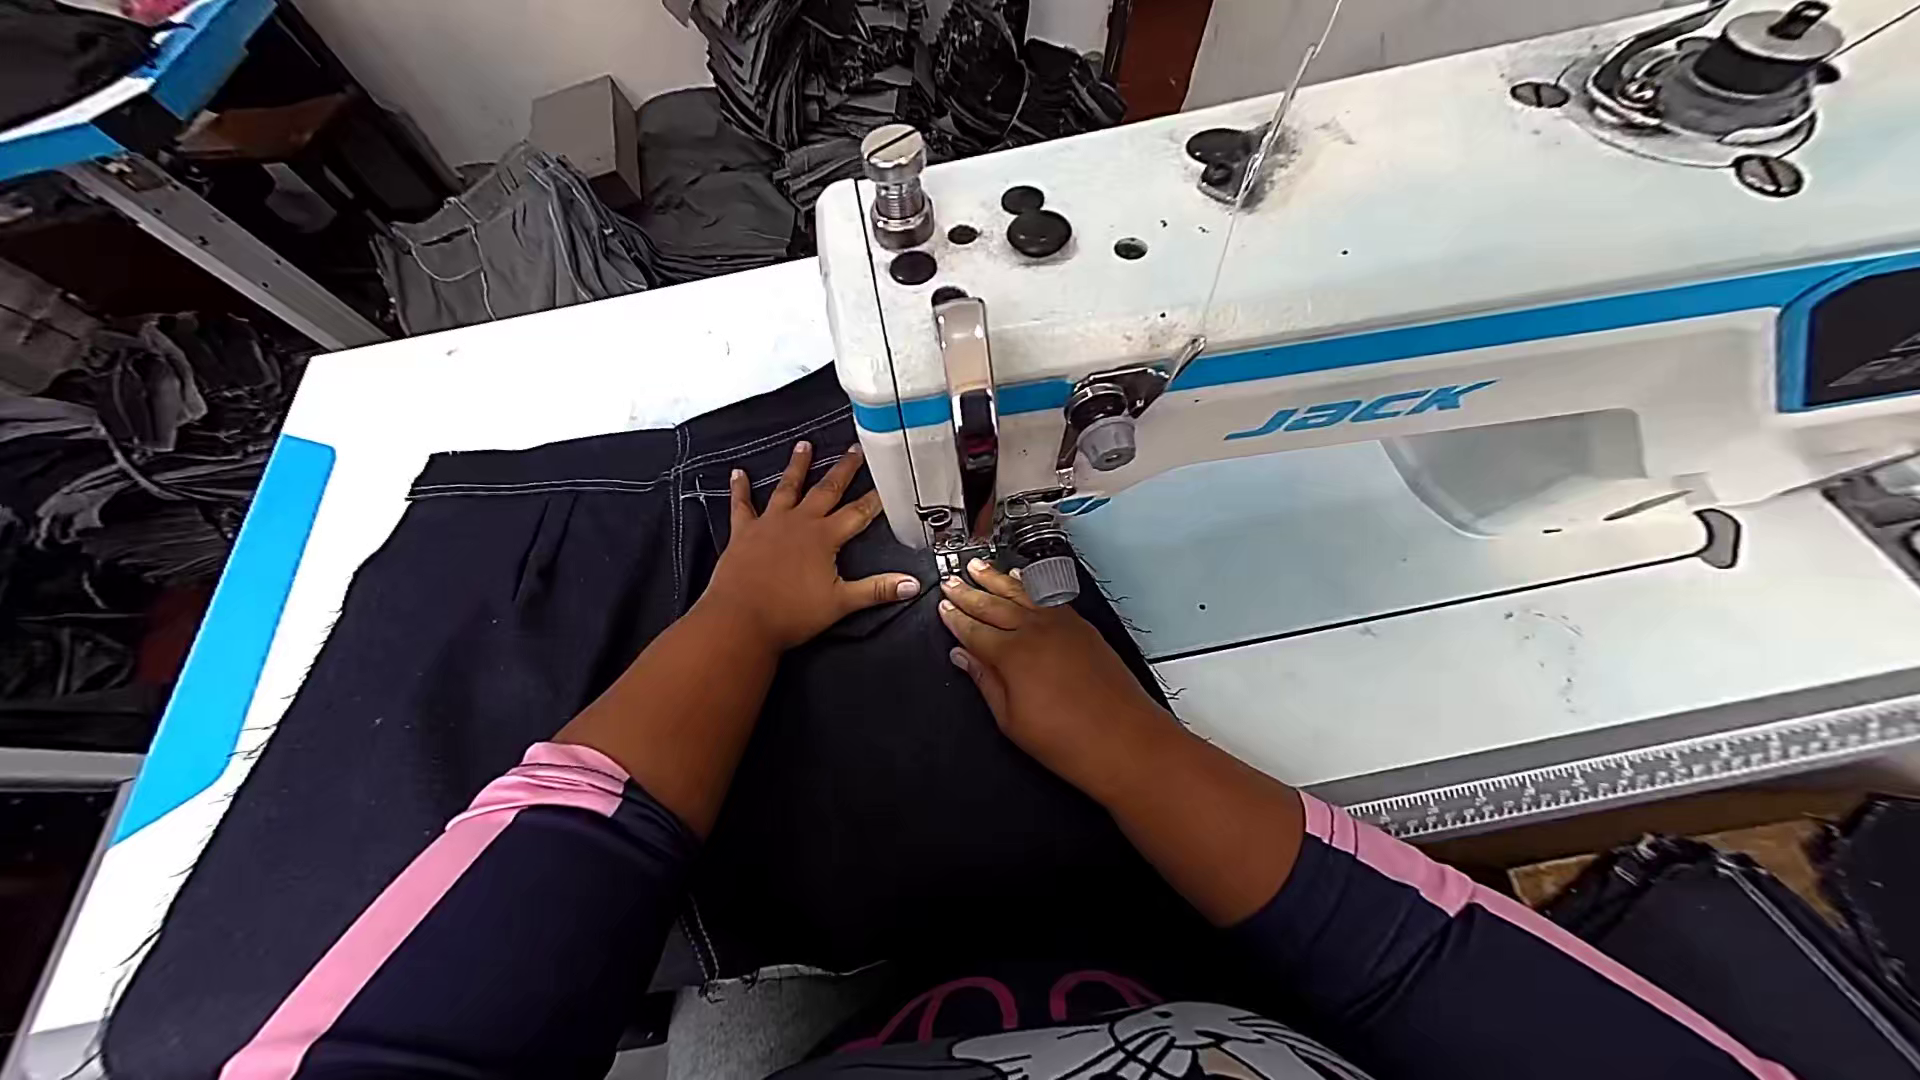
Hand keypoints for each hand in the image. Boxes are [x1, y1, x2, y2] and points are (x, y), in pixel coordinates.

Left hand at [697, 440, 921, 650]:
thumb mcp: (841, 603)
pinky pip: (742, 504)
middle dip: (843, 469)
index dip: (875, 498)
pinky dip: (740, 488)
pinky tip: (738, 473)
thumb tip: (911, 584)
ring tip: (805, 446)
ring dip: (798, 466)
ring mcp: (769, 524)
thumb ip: (877, 590)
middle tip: (854, 450)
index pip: (858, 512)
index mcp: (824, 537)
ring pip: (787, 487)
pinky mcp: (743, 532)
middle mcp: (798, 522)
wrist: (740, 620)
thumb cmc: (790, 613)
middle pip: (827, 489)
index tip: (888, 483)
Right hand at [939, 559, 1172, 787]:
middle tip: (951, 581)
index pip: (973, 630)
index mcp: (1012, 654)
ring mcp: (1061, 624)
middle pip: (992, 604)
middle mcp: (1035, 631)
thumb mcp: (1011, 720)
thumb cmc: (1072, 739)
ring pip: (1020, 592)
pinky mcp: (1081, 626)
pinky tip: (1020, 579)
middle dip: (968, 592)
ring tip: (978, 567)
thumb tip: (964, 658)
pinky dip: (1030, 585)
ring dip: (995, 578)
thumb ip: (984, 681)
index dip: (955, 618)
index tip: (943, 608)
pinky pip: (1047, 596)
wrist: (1125, 741)